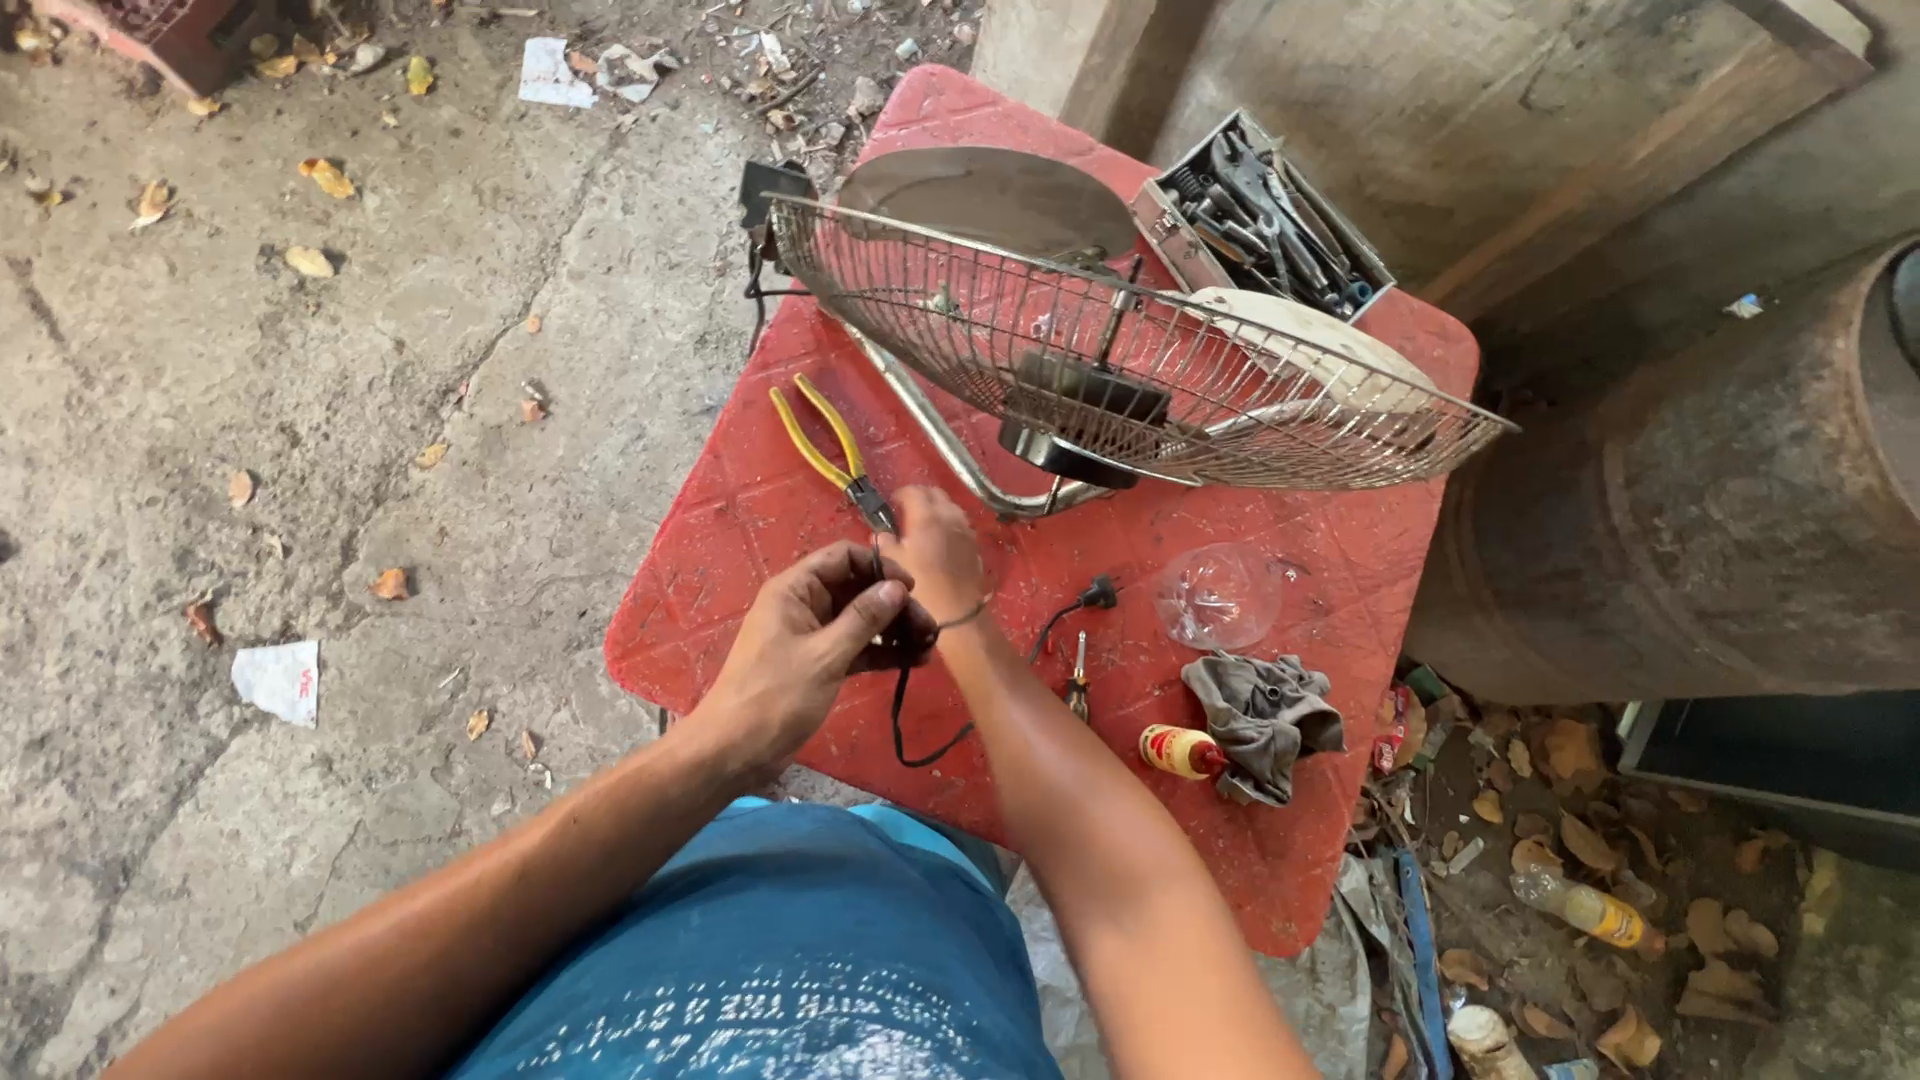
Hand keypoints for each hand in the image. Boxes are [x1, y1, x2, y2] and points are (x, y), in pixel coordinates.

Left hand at [685, 541, 938, 784]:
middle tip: (929, 629)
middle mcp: (804, 605)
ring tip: (929, 648)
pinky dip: (882, 653)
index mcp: (795, 590)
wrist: (734, 752)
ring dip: (894, 630)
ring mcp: (812, 636)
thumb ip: (863, 619)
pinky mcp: (820, 663)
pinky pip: (858, 648)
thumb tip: (897, 588)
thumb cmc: (774, 697)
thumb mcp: (824, 656)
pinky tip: (913, 662)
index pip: (842, 558)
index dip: (879, 567)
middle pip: (857, 590)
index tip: (910, 589)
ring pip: (861, 621)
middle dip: (894, 605)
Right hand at [876, 487, 990, 625]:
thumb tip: (882, 534)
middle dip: (920, 497)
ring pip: (951, 507)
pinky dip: (949, 524)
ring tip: (924, 524)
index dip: (900, 494)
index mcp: (926, 516)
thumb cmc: (921, 587)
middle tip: (907, 510)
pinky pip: (960, 524)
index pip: (913, 491)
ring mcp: (966, 530)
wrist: (958, 613)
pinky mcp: (975, 545)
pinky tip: (940, 540)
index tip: (892, 504)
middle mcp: (949, 516)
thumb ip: (885, 543)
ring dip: (937, 508)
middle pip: (935, 493)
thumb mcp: (893, 564)